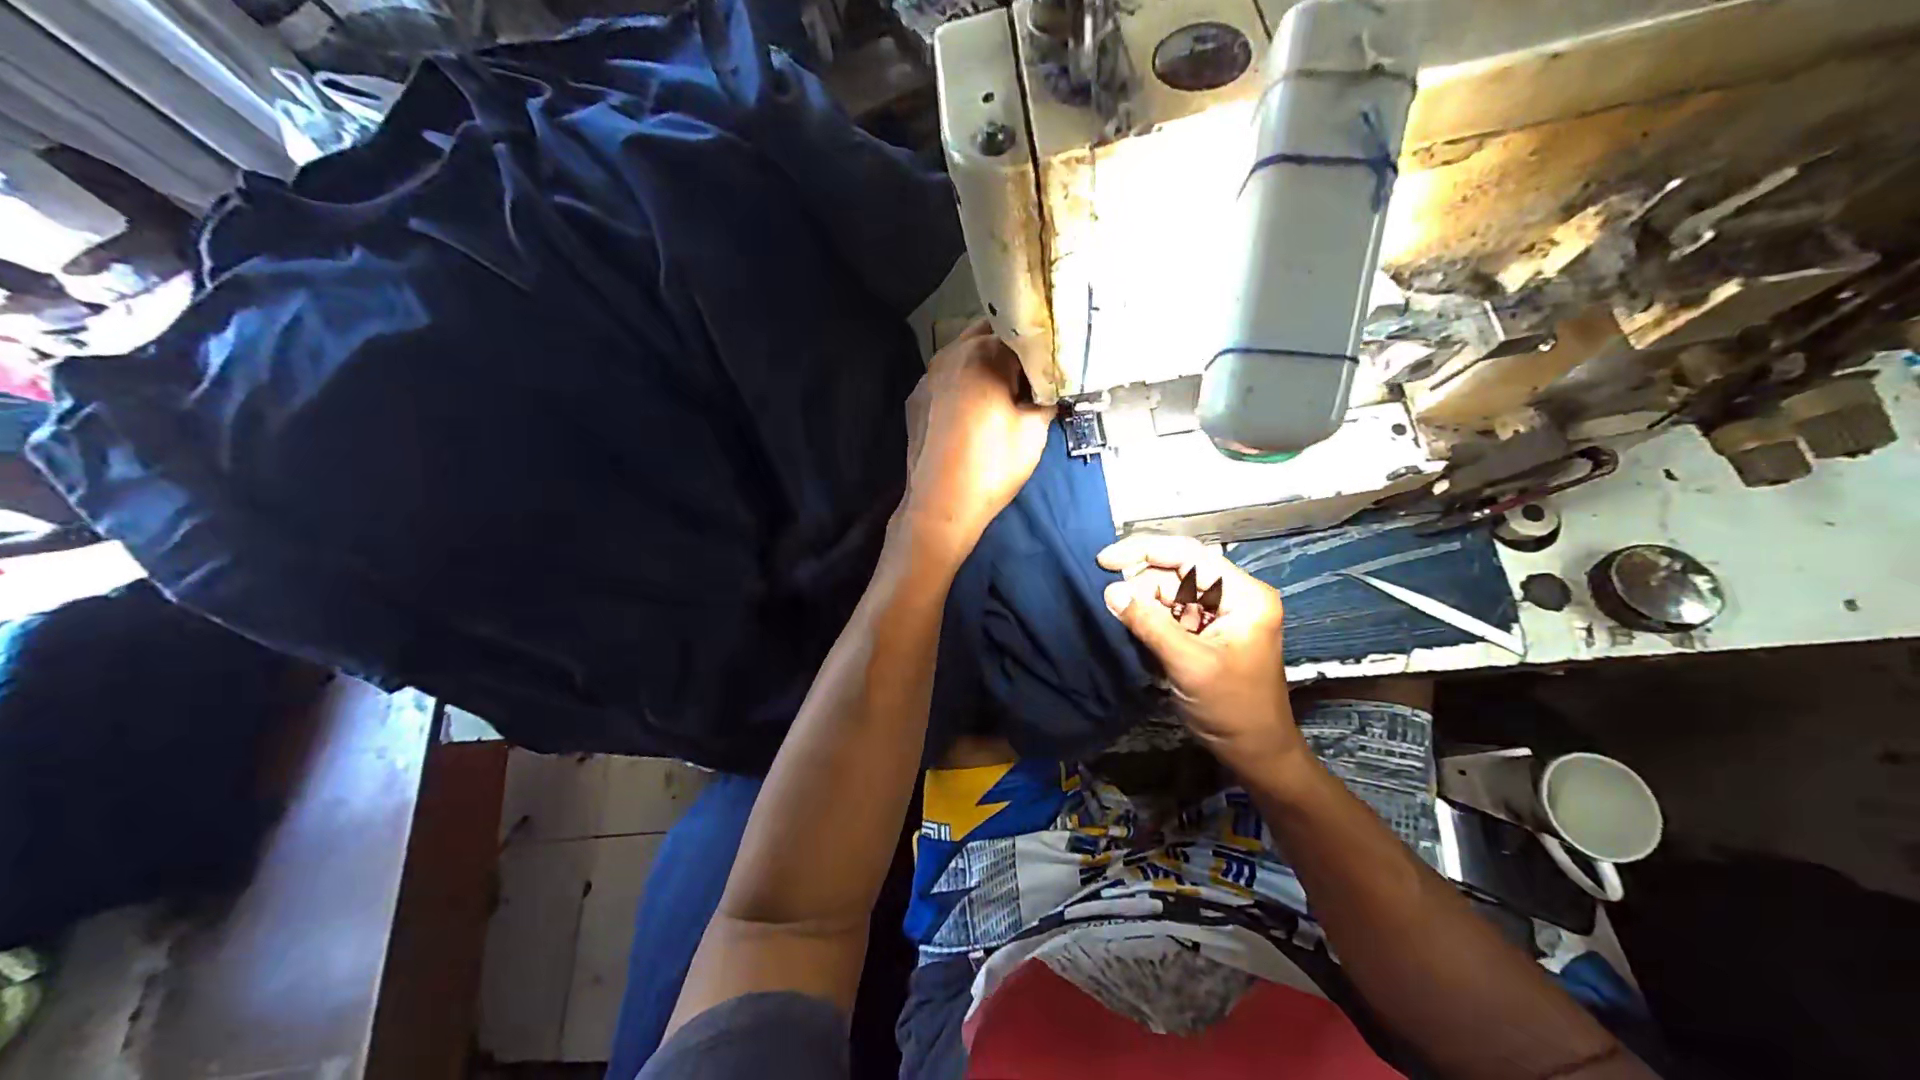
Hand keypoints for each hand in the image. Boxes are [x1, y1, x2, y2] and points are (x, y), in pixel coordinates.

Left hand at [901, 320, 1053, 556]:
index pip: (1023, 332)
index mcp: (985, 353)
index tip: (1054, 366)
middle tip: (1031, 374)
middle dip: (1012, 347)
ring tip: (1005, 389)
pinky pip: (946, 375)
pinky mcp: (916, 397)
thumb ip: (1047, 397)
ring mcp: (928, 374)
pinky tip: (974, 407)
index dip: (1042, 348)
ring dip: (985, 361)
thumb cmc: (992, 465)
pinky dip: (963, 380)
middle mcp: (951, 353)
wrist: (940, 505)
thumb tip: (1054, 385)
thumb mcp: (1034, 431)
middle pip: (989, 333)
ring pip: (963, 351)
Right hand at [1096, 534, 1304, 772]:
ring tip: (1123, 620)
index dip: (1144, 552)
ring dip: (1144, 603)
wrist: (1256, 753)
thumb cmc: (1232, 708)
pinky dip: (1152, 619)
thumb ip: (1149, 624)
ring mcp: (1222, 614)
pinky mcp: (1208, 632)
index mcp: (1244, 595)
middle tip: (1112, 605)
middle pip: (1177, 572)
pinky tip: (1136, 629)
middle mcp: (1235, 596)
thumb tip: (1110, 591)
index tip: (1105, 561)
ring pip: (1171, 592)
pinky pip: (1174, 613)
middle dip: (1142, 585)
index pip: (1189, 555)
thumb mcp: (1188, 664)